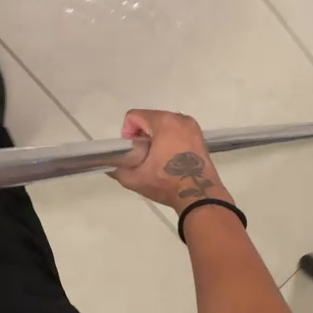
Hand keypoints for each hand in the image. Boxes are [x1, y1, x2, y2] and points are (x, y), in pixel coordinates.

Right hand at [113, 110, 232, 213]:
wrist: (200, 195)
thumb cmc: (167, 183)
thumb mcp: (135, 179)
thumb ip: (118, 170)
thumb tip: (112, 166)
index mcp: (163, 122)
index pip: (134, 116)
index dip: (127, 132)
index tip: (131, 150)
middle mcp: (179, 118)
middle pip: (150, 118)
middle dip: (142, 134)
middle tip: (142, 156)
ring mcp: (192, 126)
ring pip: (164, 124)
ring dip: (156, 137)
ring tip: (156, 158)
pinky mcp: (200, 136)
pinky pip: (177, 131)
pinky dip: (170, 140)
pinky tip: (169, 159)